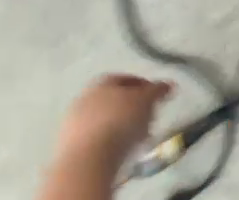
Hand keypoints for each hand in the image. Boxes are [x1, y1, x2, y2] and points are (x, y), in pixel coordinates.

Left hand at [53, 74, 173, 167]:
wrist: (87, 158)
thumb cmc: (121, 120)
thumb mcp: (147, 100)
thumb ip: (159, 90)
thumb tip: (170, 85)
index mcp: (103, 81)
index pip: (128, 79)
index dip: (145, 88)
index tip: (157, 99)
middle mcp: (85, 96)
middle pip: (115, 99)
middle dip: (133, 108)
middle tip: (148, 119)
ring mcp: (73, 121)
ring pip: (105, 119)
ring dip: (121, 125)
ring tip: (136, 137)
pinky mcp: (68, 145)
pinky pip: (95, 137)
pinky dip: (108, 140)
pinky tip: (120, 148)